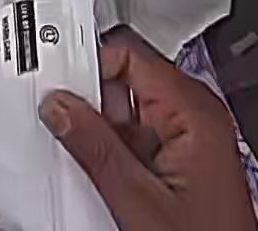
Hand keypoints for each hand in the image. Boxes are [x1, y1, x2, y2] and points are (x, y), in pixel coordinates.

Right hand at [40, 30, 254, 230]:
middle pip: (128, 83)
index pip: (131, 56)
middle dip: (97, 110)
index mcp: (193, 109)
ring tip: (100, 173)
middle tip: (77, 137)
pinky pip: (140, 140)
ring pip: (130, 115)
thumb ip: (96, 147)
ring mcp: (191, 139)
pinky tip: (113, 185)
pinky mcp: (184, 163)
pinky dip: (118, 156)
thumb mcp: (138, 201)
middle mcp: (196, 115)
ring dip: (106, 137)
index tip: (64, 89)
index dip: (93, 66)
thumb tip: (60, 106)